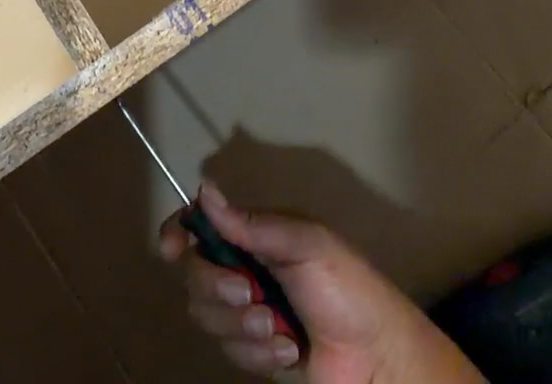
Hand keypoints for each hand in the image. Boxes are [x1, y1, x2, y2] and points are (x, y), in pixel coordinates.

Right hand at [160, 183, 484, 383]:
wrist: (380, 360)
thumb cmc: (348, 290)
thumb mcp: (307, 245)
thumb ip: (253, 224)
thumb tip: (204, 190)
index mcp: (257, 237)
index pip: (201, 226)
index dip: (178, 232)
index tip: (171, 249)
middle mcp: (245, 269)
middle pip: (194, 274)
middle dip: (217, 287)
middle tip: (250, 293)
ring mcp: (249, 312)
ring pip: (207, 315)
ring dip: (241, 324)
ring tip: (279, 329)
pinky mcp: (256, 352)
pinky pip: (230, 351)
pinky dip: (259, 354)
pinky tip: (290, 352)